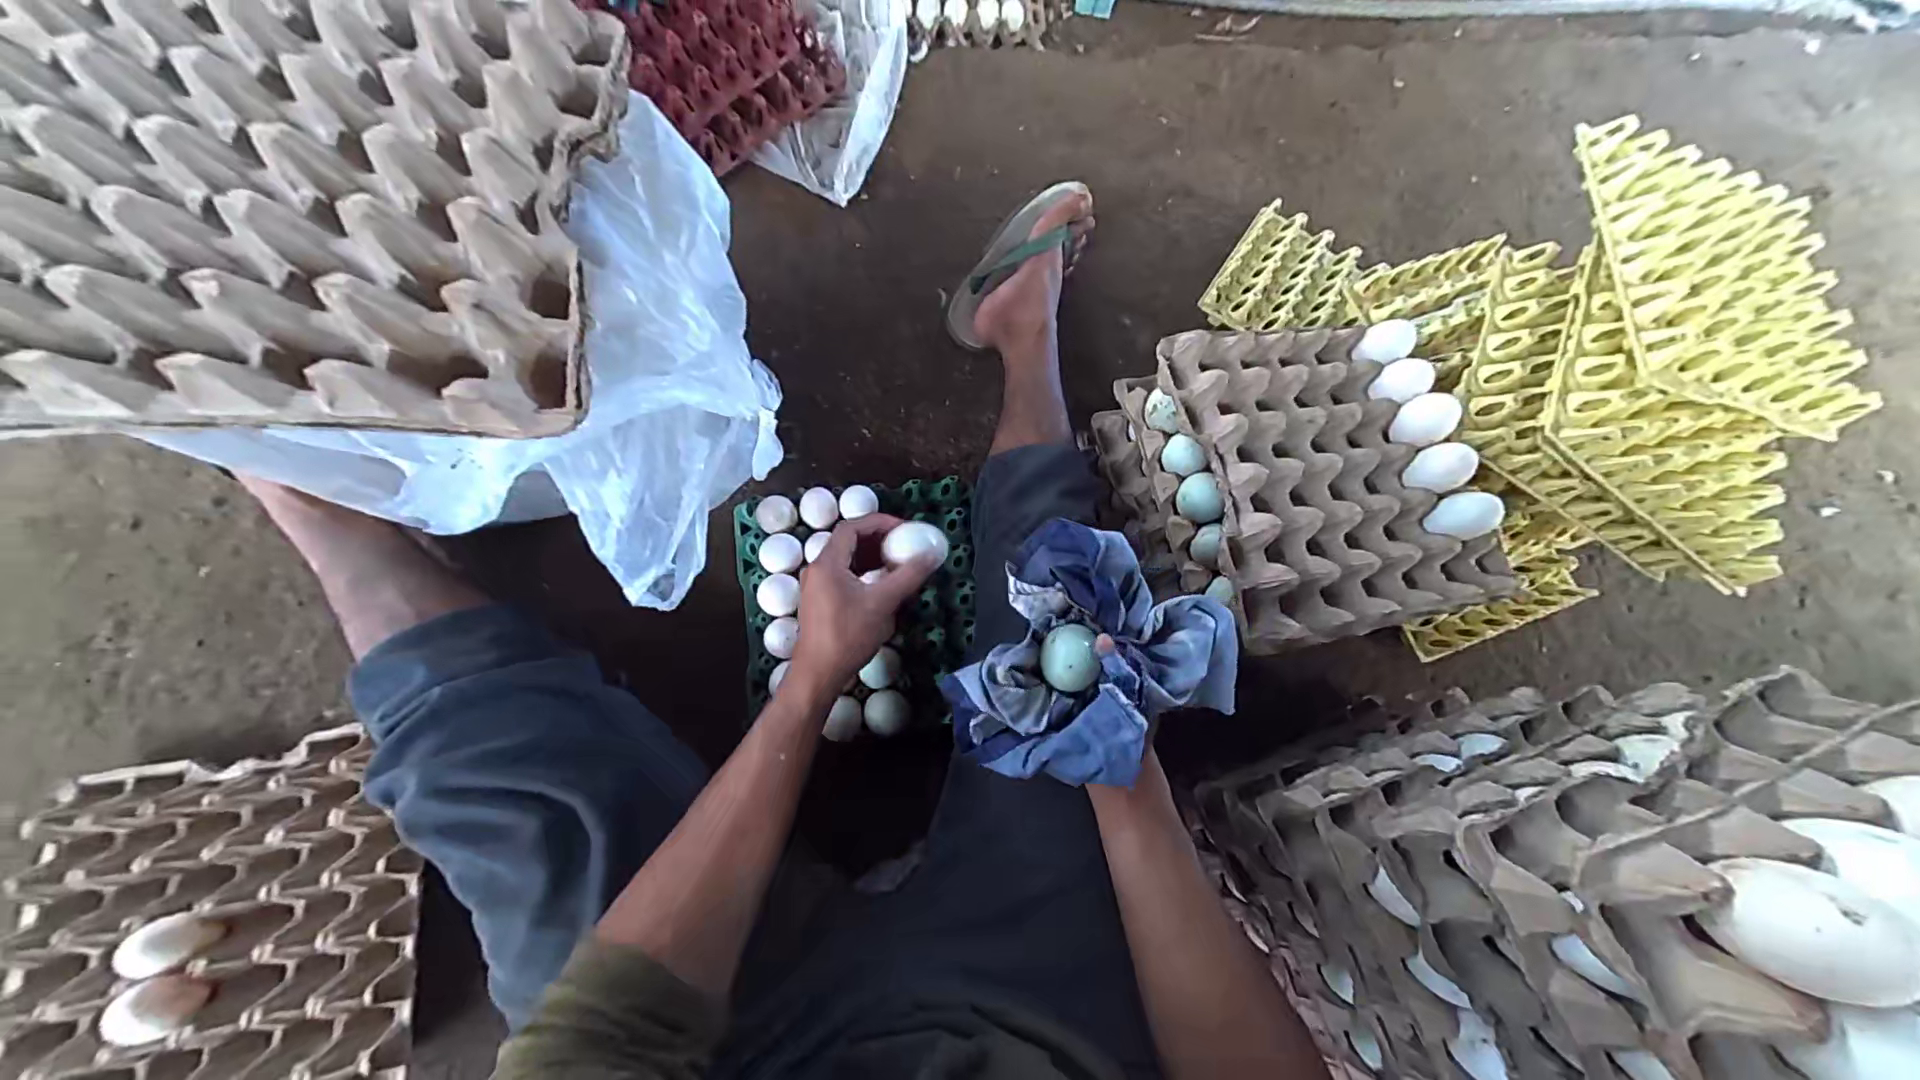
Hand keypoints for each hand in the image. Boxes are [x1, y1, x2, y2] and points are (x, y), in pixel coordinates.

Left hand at [785, 514, 938, 700]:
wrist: (818, 674)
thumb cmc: (848, 636)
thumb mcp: (883, 604)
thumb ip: (908, 576)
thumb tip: (931, 554)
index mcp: (827, 563)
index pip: (852, 527)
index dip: (879, 523)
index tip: (904, 529)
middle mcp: (817, 569)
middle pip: (848, 542)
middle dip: (878, 540)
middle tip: (904, 544)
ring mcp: (816, 587)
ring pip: (847, 560)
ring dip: (872, 557)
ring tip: (898, 563)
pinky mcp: (820, 602)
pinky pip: (844, 576)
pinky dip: (864, 573)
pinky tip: (883, 585)